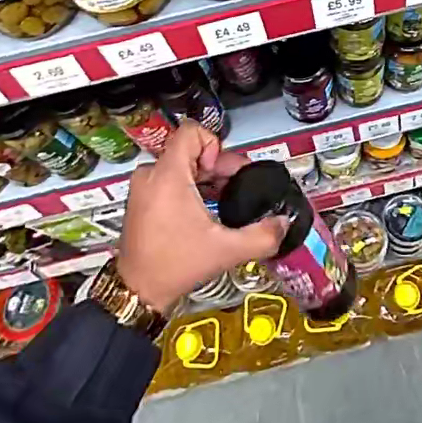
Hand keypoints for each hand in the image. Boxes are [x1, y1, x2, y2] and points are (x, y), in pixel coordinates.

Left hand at [115, 122, 288, 312]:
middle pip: (190, 149)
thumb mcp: (226, 250)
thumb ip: (261, 235)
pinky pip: (168, 177)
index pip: (191, 132)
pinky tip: (204, 209)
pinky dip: (189, 186)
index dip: (214, 146)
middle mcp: (151, 175)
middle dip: (216, 166)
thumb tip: (283, 223)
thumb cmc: (173, 266)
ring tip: (221, 200)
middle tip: (233, 187)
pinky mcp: (141, 198)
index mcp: (168, 176)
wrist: (138, 290)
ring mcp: (143, 186)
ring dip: (204, 177)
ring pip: (180, 164)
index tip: (220, 173)